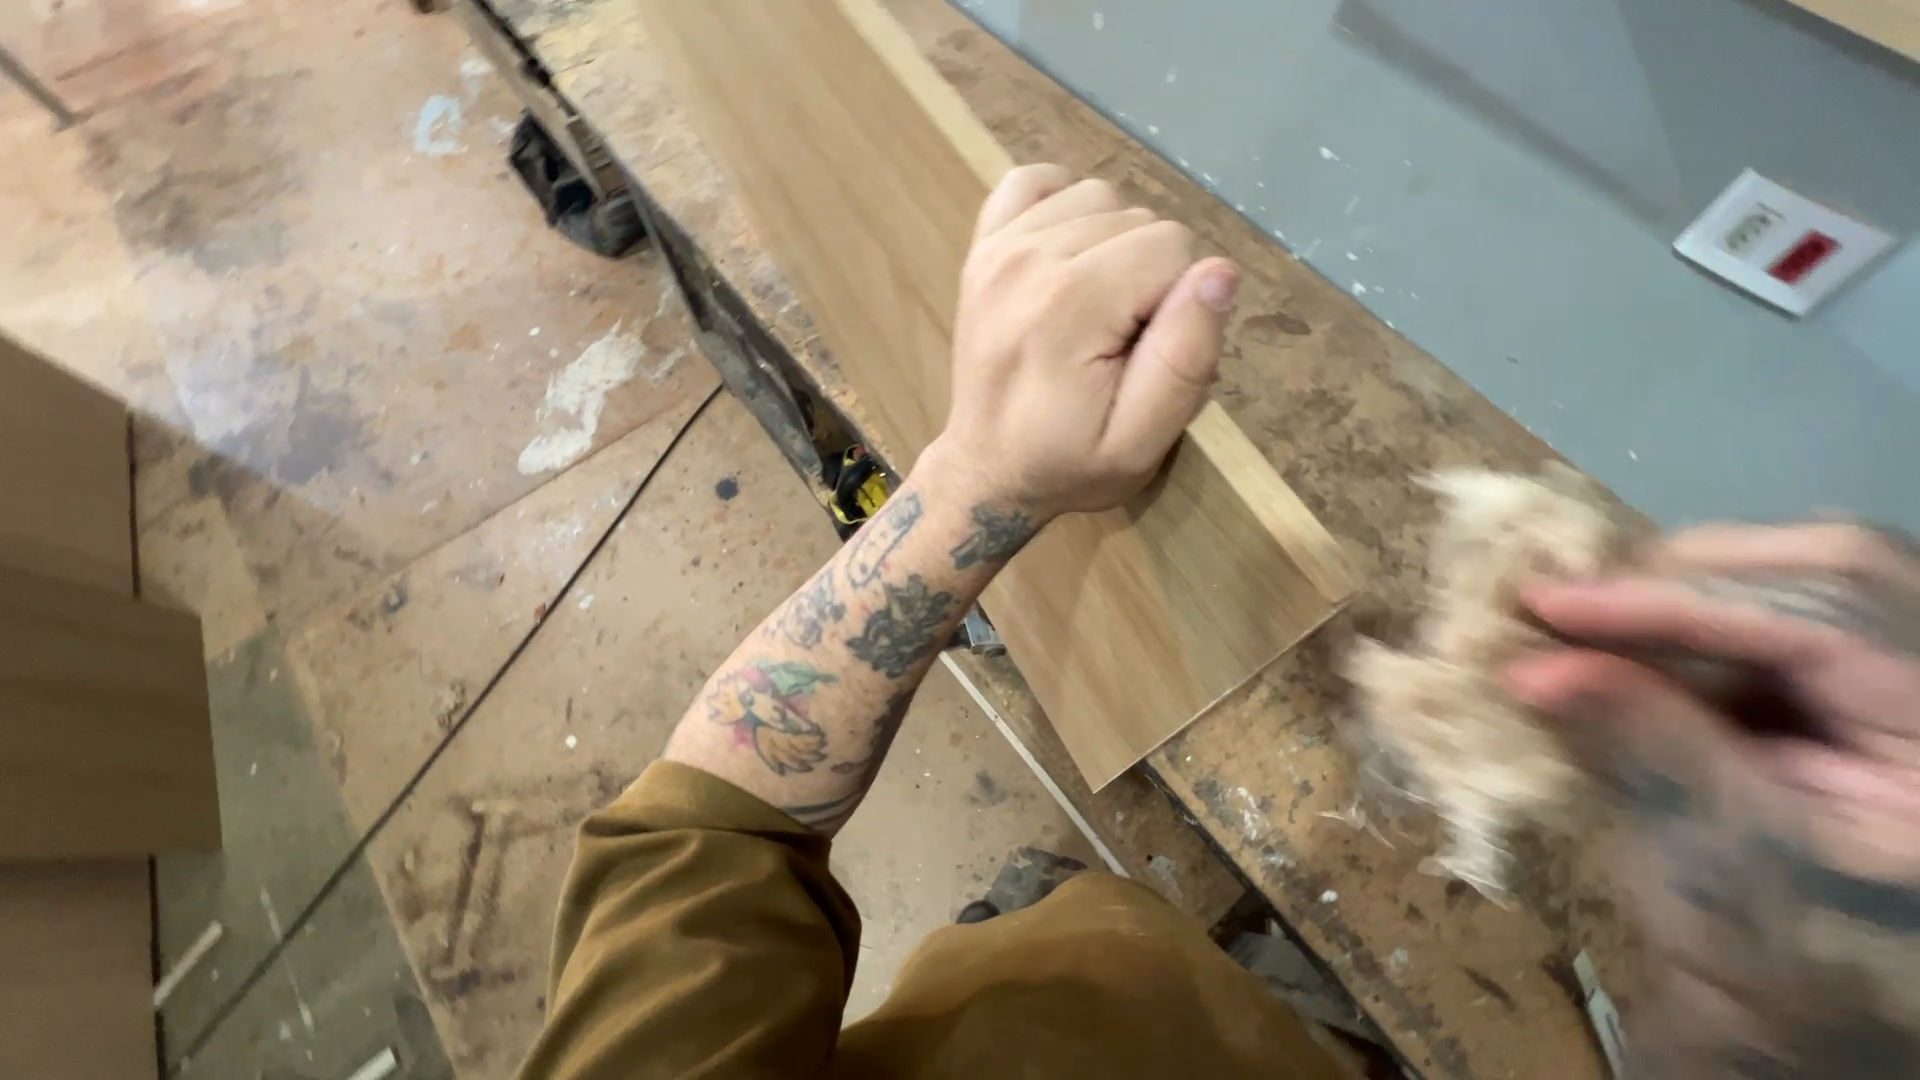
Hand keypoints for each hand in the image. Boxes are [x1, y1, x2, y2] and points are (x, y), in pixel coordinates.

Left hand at [921, 164, 1240, 519]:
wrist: (988, 470)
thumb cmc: (1067, 463)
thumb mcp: (1140, 442)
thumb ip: (1185, 358)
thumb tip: (1218, 271)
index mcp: (1071, 303)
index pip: (1175, 249)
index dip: (1177, 305)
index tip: (1143, 355)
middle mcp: (1029, 257)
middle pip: (1140, 221)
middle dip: (1148, 280)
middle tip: (1118, 344)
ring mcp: (998, 246)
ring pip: (1100, 199)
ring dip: (1113, 247)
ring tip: (1093, 310)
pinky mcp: (981, 246)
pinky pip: (1036, 183)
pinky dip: (1064, 208)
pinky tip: (1067, 259)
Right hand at [1509, 523, 1919, 1076]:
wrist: (1813, 1002)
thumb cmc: (1792, 946)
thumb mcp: (1727, 851)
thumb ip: (1647, 743)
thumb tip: (1528, 672)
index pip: (1822, 620)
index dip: (1676, 600)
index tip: (1548, 600)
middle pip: (1826, 566)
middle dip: (1679, 576)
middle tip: (1560, 601)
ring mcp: (1891, 676)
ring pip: (1789, 576)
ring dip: (1670, 591)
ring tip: (1576, 616)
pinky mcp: (1835, 681)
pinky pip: (1756, 612)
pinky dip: (1671, 618)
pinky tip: (1608, 634)